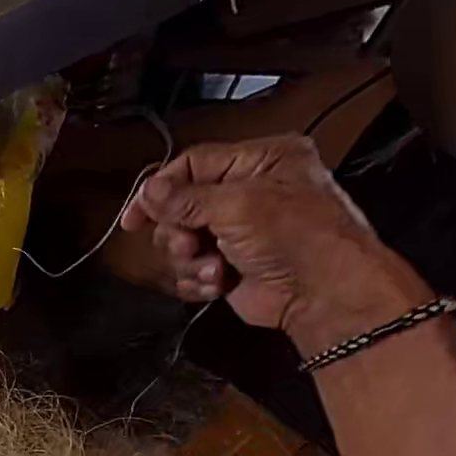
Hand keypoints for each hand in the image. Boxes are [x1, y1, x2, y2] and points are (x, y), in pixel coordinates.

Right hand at [118, 135, 434, 355]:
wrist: (320, 294)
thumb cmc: (299, 239)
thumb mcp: (238, 206)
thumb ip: (186, 198)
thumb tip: (148, 190)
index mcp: (259, 161)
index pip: (192, 165)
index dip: (159, 191)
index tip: (134, 217)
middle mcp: (246, 193)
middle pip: (179, 209)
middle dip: (179, 234)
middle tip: (192, 246)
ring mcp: (236, 232)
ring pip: (180, 243)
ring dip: (190, 261)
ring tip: (215, 268)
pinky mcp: (227, 265)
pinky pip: (190, 270)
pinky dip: (198, 280)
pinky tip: (220, 283)